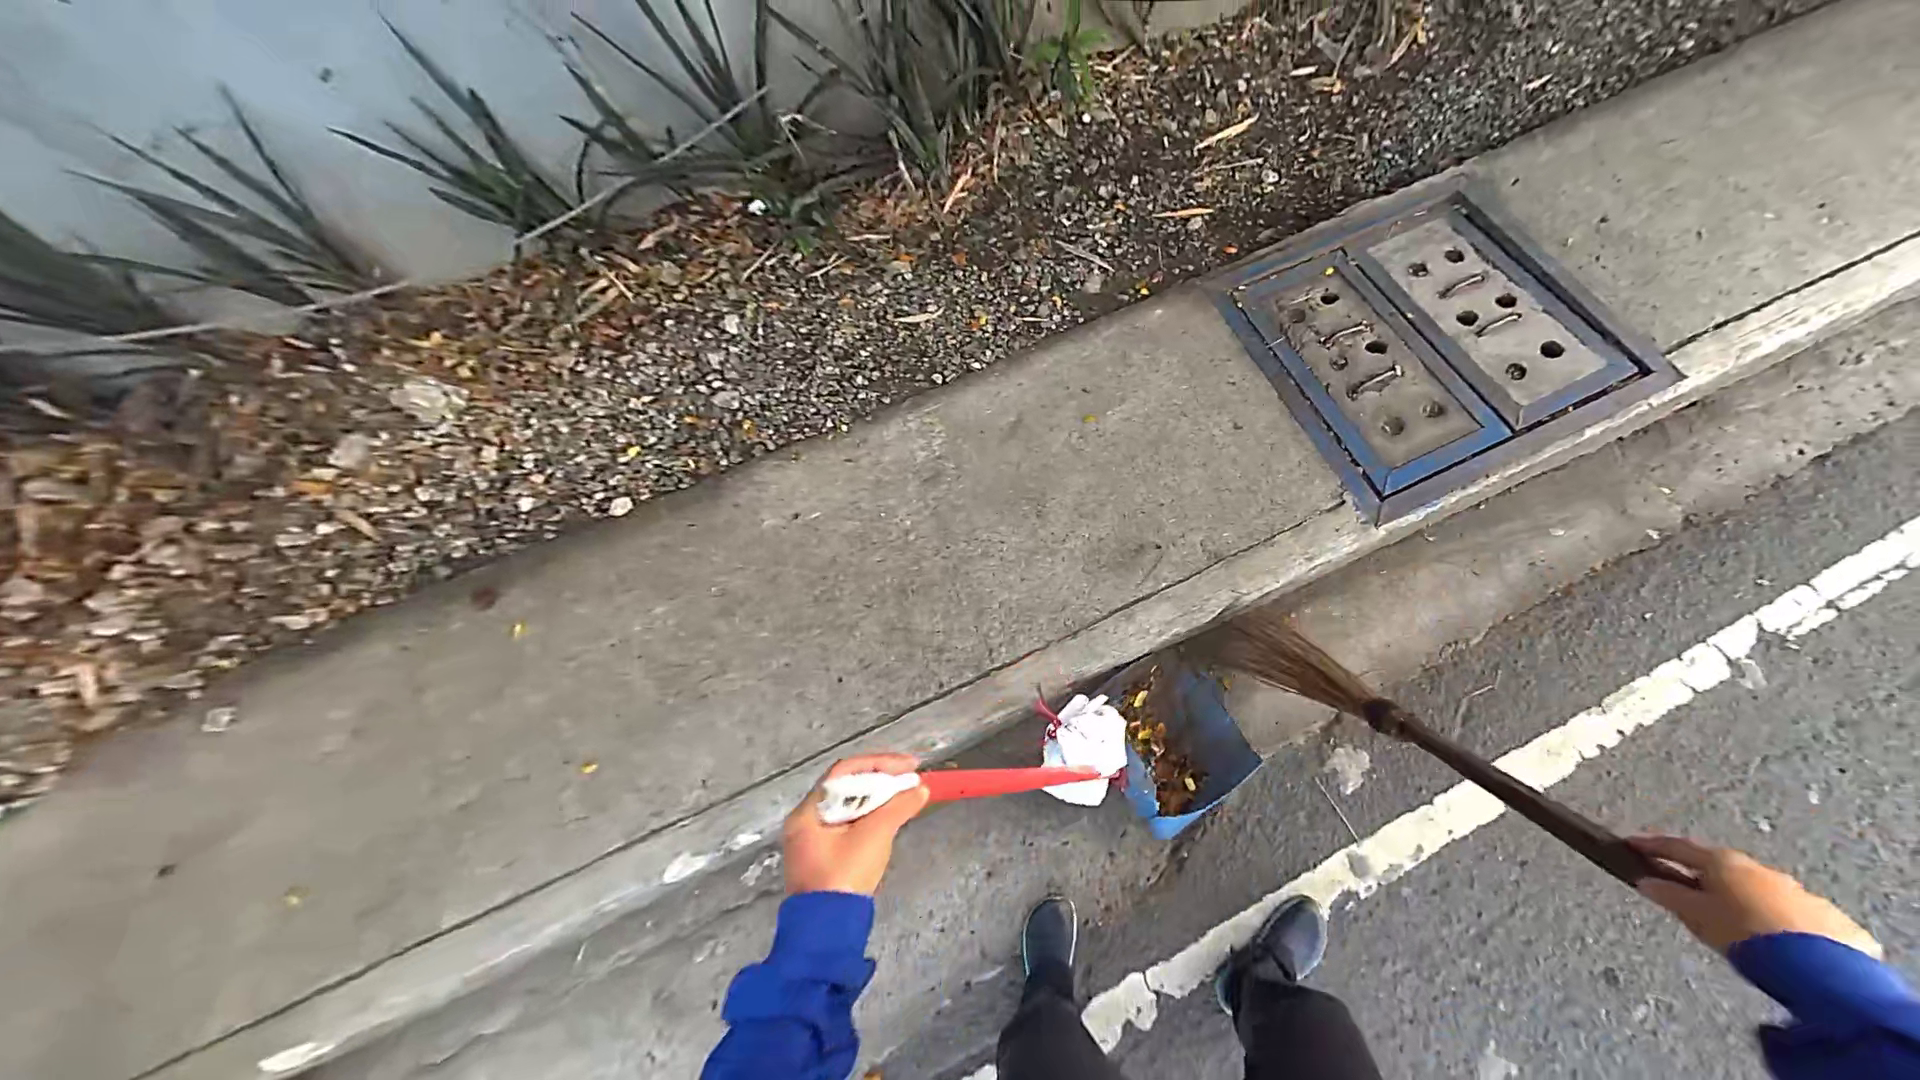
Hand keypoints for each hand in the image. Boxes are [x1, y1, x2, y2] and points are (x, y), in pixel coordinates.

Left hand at [783, 754, 929, 895]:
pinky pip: (849, 823)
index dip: (880, 763)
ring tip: (905, 795)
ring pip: (849, 805)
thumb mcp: (874, 837)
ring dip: (878, 797)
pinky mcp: (825, 856)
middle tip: (909, 778)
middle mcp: (806, 820)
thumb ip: (898, 807)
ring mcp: (814, 840)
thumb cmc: (844, 878)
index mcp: (808, 811)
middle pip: (846, 786)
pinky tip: (890, 816)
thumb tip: (920, 788)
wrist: (826, 934)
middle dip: (880, 779)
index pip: (844, 771)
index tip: (908, 766)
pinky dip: (871, 815)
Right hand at [1630, 834, 1881, 958]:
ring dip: (1745, 901)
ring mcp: (1803, 896)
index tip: (1632, 844)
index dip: (1651, 845)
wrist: (1821, 972)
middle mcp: (1763, 871)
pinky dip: (1780, 923)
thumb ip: (1666, 894)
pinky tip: (1777, 942)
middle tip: (1687, 889)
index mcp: (1724, 862)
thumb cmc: (1744, 933)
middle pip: (1723, 869)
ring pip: (1763, 893)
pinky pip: (1798, 917)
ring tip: (1736, 924)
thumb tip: (1646, 883)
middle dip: (1704, 877)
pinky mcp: (1834, 923)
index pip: (1677, 847)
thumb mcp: (1692, 914)